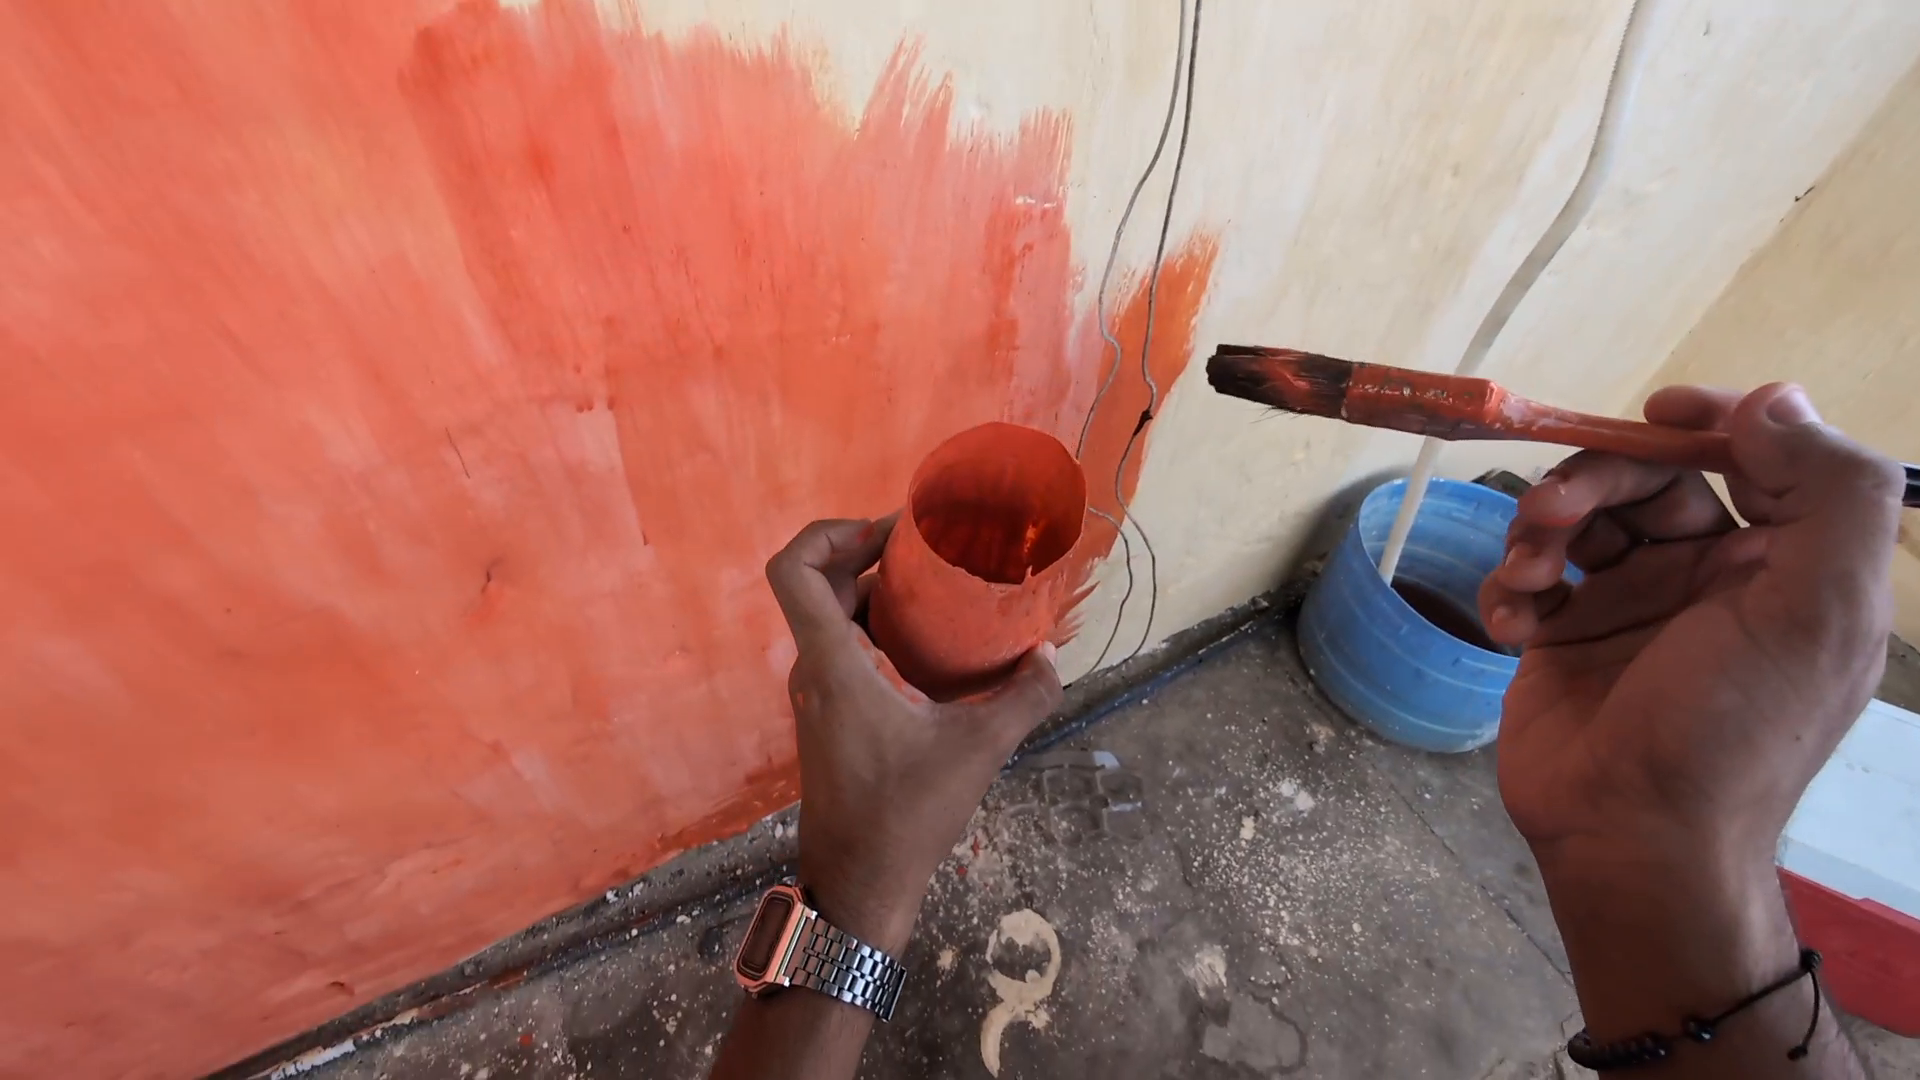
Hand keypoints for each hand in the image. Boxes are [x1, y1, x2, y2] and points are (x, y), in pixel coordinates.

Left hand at [766, 516, 1063, 955]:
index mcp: (833, 662)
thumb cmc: (906, 814)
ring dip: (875, 587)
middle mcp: (814, 666)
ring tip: (936, 581)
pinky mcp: (831, 709)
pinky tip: (929, 635)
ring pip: (833, 613)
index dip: (829, 532)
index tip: (889, 533)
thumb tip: (1051, 654)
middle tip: (928, 545)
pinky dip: (877, 622)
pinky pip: (844, 643)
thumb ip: (1024, 697)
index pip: (793, 570)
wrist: (859, 884)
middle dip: (866, 550)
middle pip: (818, 582)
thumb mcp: (977, 751)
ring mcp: (819, 689)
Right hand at [1480, 382, 1903, 866]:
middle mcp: (1699, 577)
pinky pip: (1523, 584)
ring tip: (1521, 581)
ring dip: (1534, 540)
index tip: (1651, 414)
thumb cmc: (1727, 727)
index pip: (1748, 464)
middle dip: (1588, 488)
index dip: (1708, 426)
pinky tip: (1506, 628)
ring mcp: (1621, 606)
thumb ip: (1825, 497)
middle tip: (1545, 515)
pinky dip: (1506, 593)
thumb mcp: (1810, 614)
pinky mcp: (1557, 633)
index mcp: (1776, 567)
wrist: (1627, 828)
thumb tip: (1774, 398)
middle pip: (1639, 488)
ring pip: (1569, 528)